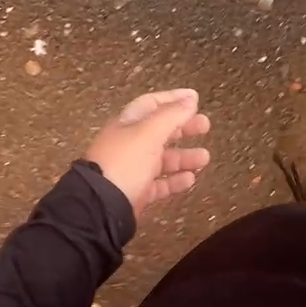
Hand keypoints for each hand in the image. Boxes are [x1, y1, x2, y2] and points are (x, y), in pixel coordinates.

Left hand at [85, 89, 211, 215]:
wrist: (99, 208)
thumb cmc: (124, 163)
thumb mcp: (148, 133)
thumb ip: (171, 116)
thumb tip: (190, 99)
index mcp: (128, 124)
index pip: (152, 105)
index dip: (173, 99)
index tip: (195, 98)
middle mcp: (128, 145)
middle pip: (159, 131)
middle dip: (183, 127)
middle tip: (205, 126)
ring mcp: (131, 170)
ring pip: (162, 159)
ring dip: (184, 157)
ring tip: (204, 158)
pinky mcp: (135, 193)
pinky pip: (159, 184)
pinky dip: (175, 181)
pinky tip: (190, 179)